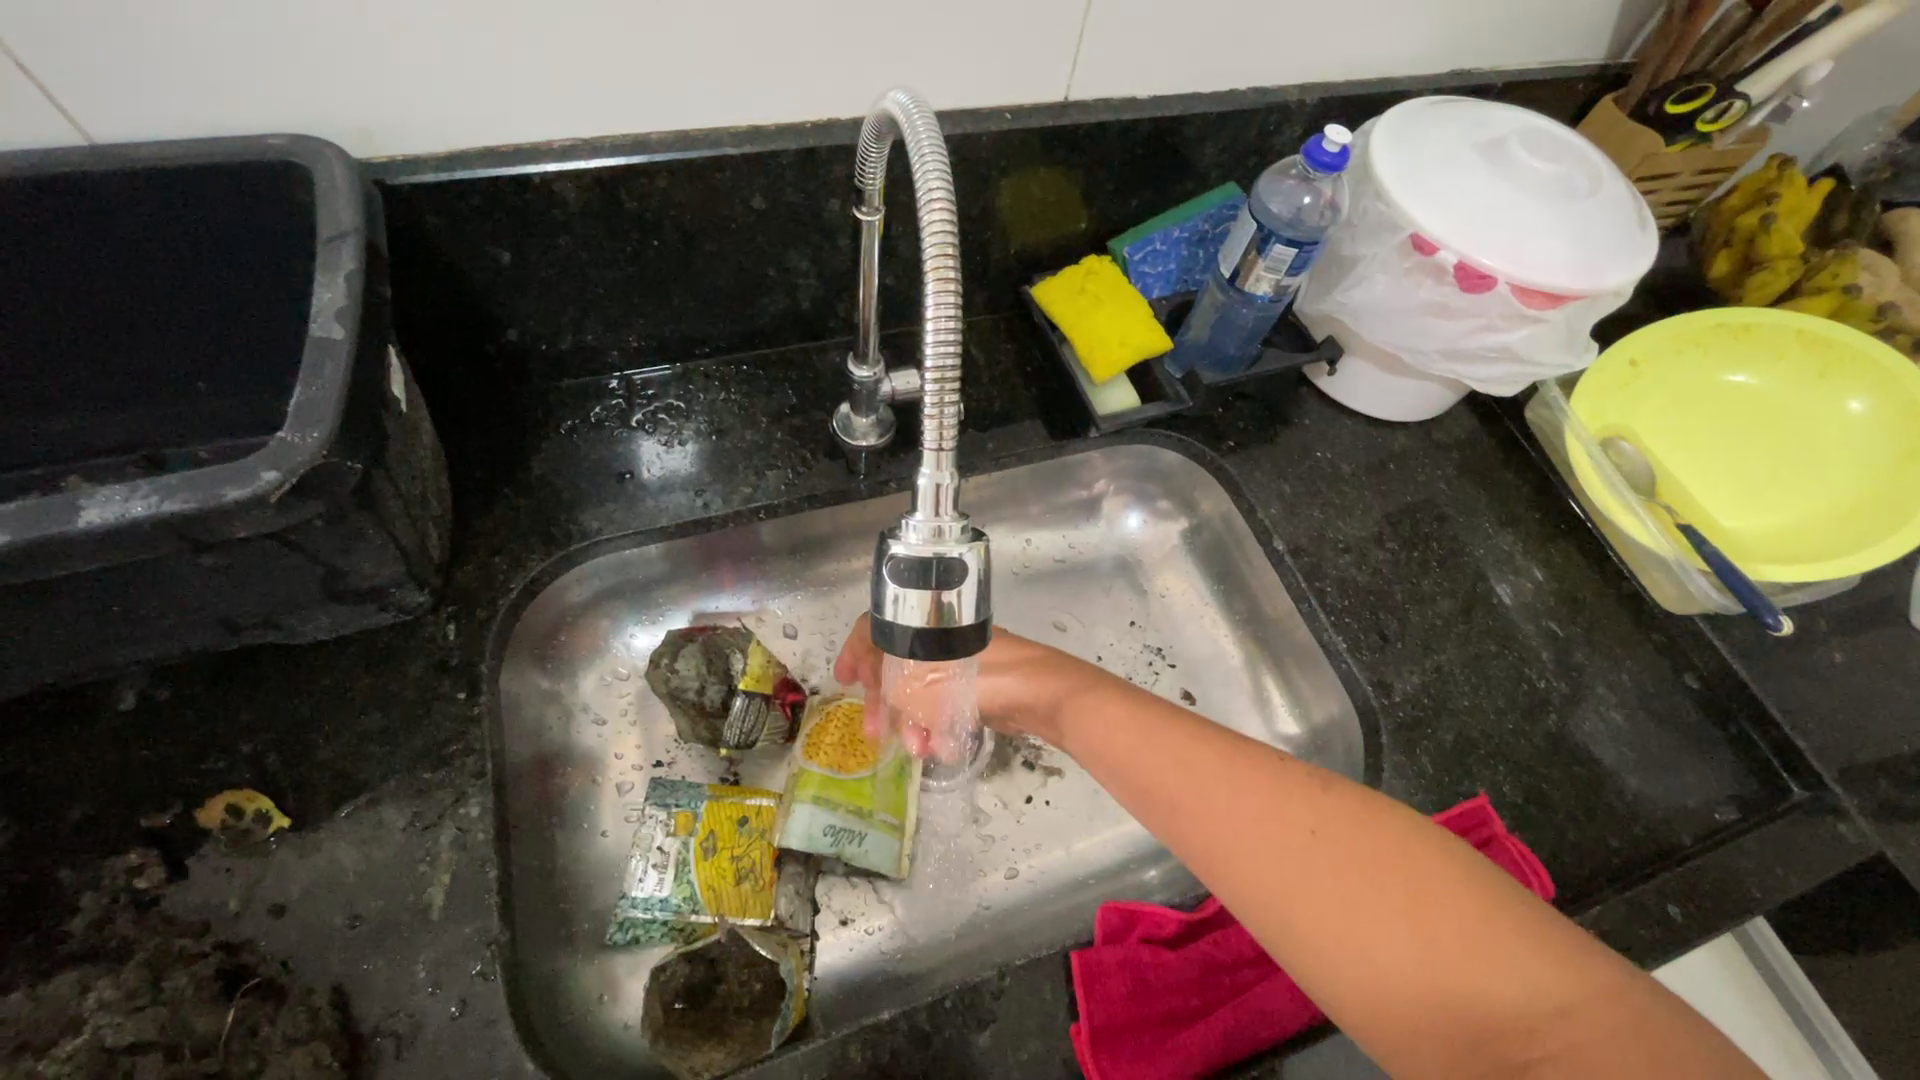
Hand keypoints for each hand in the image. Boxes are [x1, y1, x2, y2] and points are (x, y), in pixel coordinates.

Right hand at [832, 615, 1083, 757]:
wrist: (1041, 693)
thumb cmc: (976, 682)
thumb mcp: (918, 685)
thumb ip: (891, 685)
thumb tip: (884, 691)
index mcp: (924, 625)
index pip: (877, 629)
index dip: (855, 652)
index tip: (843, 681)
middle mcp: (941, 638)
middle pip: (898, 665)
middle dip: (884, 702)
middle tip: (874, 731)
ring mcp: (963, 662)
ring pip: (923, 690)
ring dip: (913, 722)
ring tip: (917, 750)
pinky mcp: (981, 685)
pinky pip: (947, 703)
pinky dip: (940, 725)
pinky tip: (942, 748)